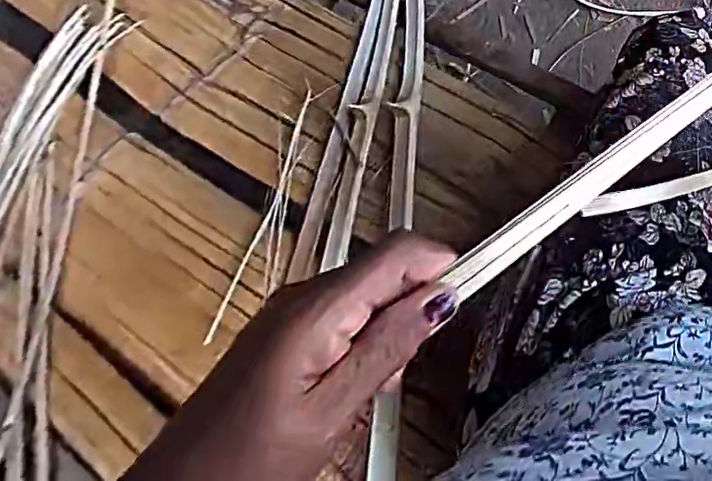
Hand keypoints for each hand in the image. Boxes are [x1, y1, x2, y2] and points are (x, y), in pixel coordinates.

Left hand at [123, 232, 457, 480]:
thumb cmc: (240, 468)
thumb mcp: (328, 415)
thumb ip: (388, 348)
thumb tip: (441, 299)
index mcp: (315, 309)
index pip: (400, 251)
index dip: (442, 263)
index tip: (471, 289)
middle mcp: (304, 295)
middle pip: (389, 266)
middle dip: (415, 302)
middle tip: (407, 362)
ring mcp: (292, 308)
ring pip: (373, 287)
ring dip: (393, 321)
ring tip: (376, 382)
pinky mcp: (287, 326)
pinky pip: (348, 307)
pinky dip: (368, 331)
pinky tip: (353, 378)